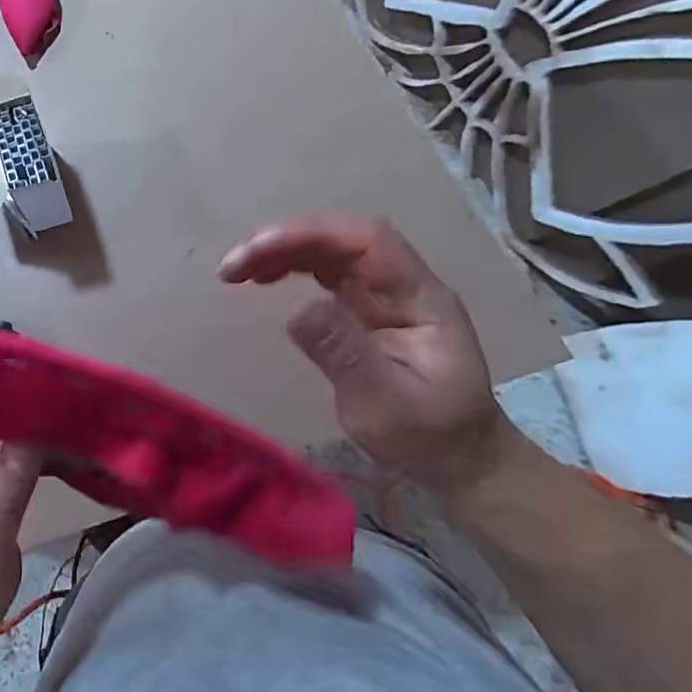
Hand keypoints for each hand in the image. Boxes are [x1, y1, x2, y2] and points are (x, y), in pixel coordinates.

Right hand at [219, 215, 510, 495]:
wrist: (458, 456)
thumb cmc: (428, 435)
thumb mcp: (384, 404)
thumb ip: (343, 354)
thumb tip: (297, 308)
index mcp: (419, 297)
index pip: (366, 242)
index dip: (310, 235)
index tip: (257, 250)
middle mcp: (401, 285)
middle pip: (342, 240)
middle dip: (285, 241)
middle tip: (232, 267)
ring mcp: (383, 295)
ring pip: (331, 252)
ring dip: (282, 252)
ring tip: (236, 271)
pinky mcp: (365, 308)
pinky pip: (326, 273)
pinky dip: (291, 268)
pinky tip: (264, 278)